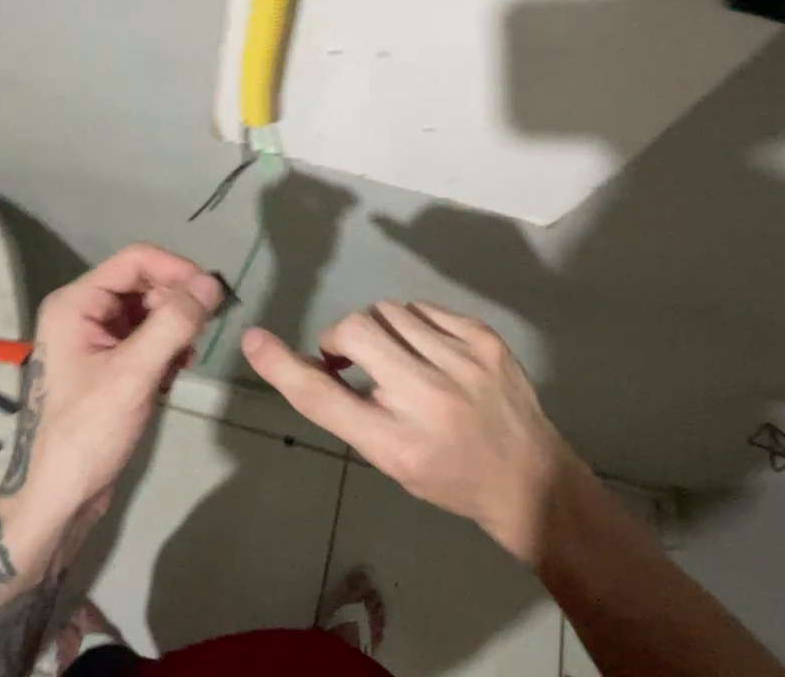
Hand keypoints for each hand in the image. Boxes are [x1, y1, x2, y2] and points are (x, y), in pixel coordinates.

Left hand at [4, 244, 223, 520]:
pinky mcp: (109, 361)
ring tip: (185, 360)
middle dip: (178, 302)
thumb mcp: (135, 374)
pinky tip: (175, 373)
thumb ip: (174, 323)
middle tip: (202, 333)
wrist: (63, 495)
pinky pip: (148, 335)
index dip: (177, 269)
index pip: (136, 260)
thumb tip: (213, 283)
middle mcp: (83, 311)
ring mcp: (94, 337)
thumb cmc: (89, 431)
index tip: (213, 294)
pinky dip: (168, 347)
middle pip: (145, 282)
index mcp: (76, 303)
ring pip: (150, 309)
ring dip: (176, 328)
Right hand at [242, 301, 583, 562]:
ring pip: (387, 311)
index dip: (283, 366)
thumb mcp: (390, 457)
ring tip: (396, 358)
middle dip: (341, 338)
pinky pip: (422, 308)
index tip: (255, 339)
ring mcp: (462, 360)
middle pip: (354, 331)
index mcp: (396, 443)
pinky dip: (412, 324)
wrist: (530, 477)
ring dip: (378, 329)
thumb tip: (309, 360)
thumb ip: (348, 410)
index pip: (324, 397)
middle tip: (351, 360)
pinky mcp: (484, 337)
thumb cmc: (448, 476)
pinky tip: (428, 351)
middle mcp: (427, 397)